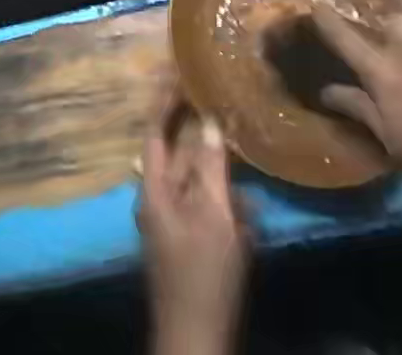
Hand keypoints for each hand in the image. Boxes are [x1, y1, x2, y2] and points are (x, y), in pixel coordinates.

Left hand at [138, 88, 248, 354]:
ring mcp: (171, 223)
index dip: (164, 102)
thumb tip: (209, 122)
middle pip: (177, 157)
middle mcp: (156, 200)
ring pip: (195, 184)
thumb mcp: (213, 216)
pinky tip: (248, 214)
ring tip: (242, 163)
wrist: (196, 338)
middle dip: (199, 136)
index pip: (154, 132)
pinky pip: (205, 212)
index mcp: (153, 189)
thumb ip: (210, 168)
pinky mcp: (188, 243)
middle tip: (222, 110)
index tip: (176, 74)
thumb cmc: (203, 273)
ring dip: (218, 176)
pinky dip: (224, 207)